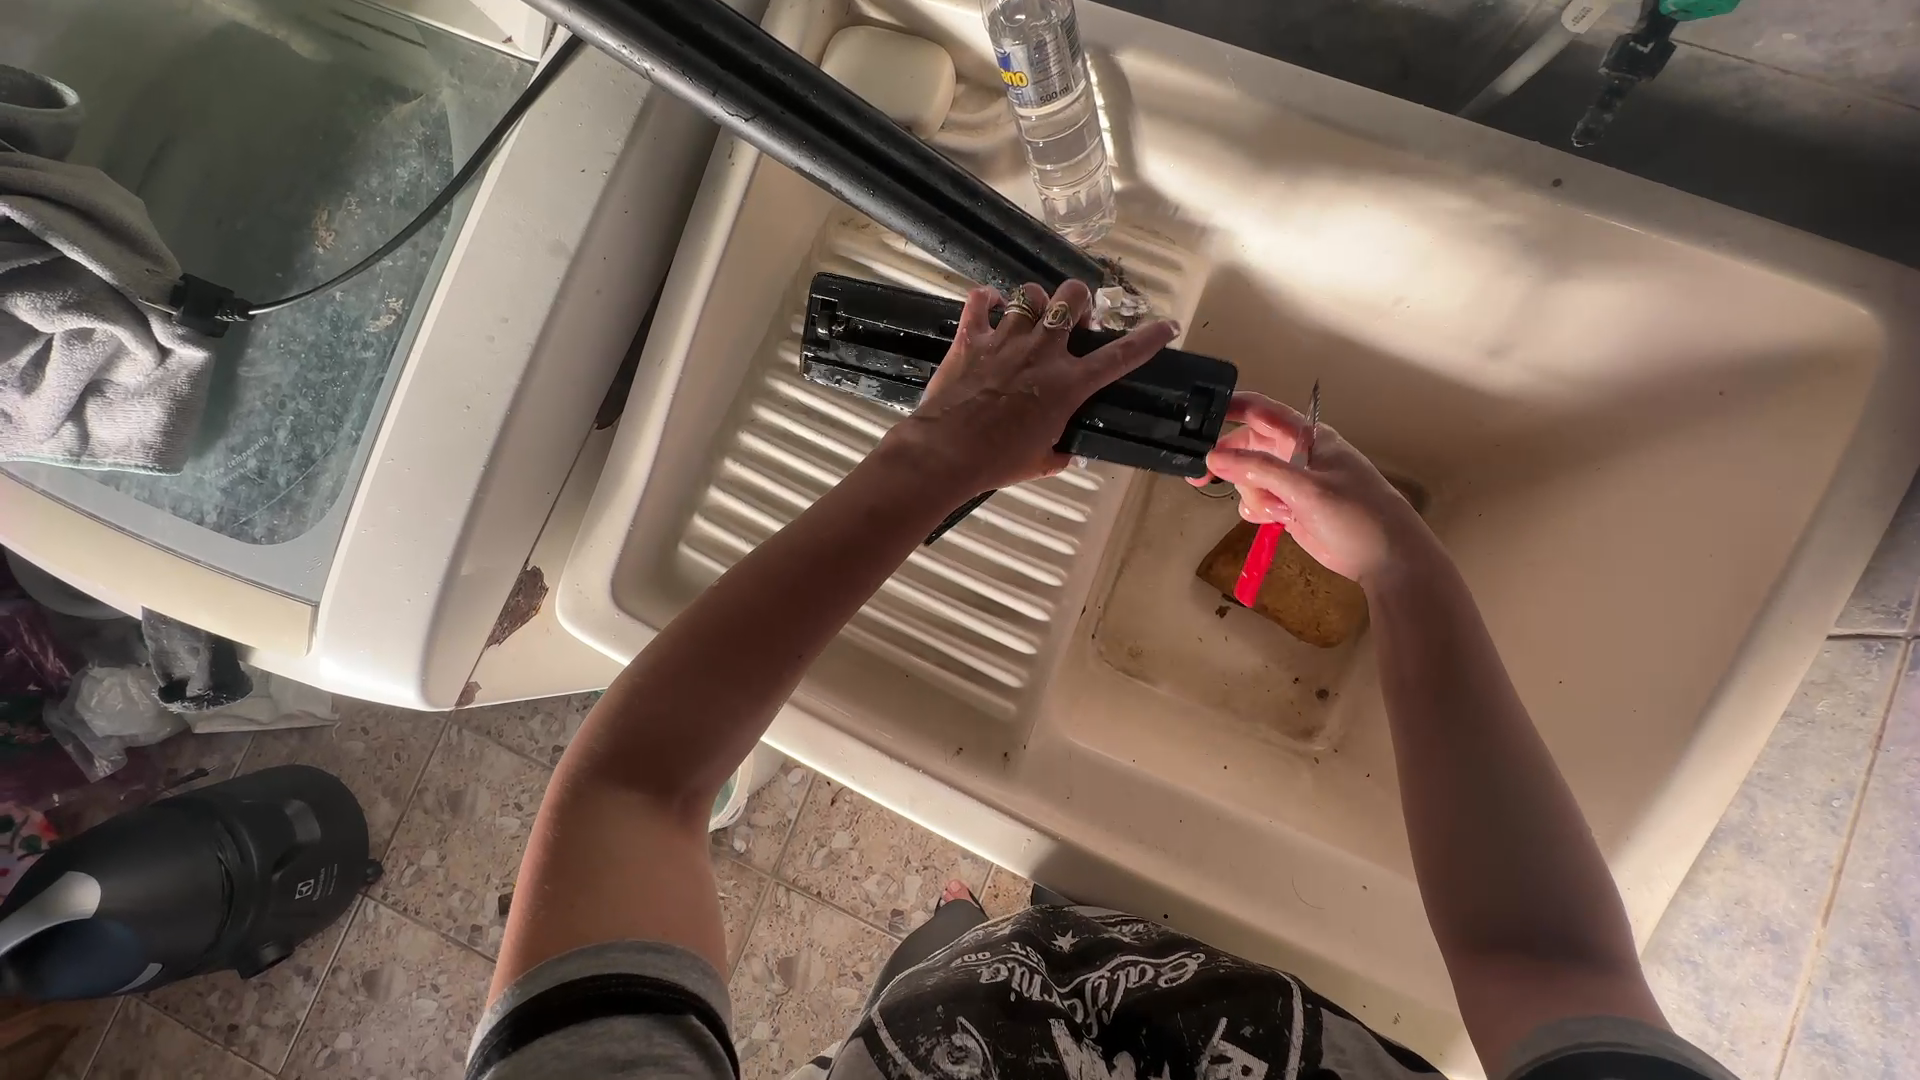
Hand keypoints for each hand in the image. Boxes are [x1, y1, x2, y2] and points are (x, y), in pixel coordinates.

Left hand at [884, 280, 1179, 490]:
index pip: (1121, 355)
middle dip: (1079, 301)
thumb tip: (1064, 452)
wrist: (946, 452)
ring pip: (1030, 294)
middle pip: (1073, 297)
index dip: (1148, 339)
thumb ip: (1059, 451)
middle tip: (1071, 321)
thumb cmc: (996, 462)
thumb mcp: (1041, 462)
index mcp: (1068, 384)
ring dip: (1036, 302)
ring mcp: (1006, 339)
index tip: (1166, 327)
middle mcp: (1043, 351)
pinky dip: (986, 299)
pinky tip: (990, 306)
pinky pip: (980, 301)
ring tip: (1031, 316)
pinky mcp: (972, 338)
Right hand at [1189, 391, 1429, 585]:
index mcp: (1306, 437)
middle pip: (1247, 446)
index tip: (1195, 417)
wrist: (1386, 559)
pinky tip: (1272, 520)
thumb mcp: (1307, 489)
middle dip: (1226, 461)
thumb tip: (1213, 457)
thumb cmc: (1356, 515)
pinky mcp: (1289, 506)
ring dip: (1251, 493)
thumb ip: (1259, 470)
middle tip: (1201, 479)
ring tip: (1274, 511)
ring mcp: (1292, 481)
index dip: (1228, 408)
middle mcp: (1296, 454)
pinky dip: (1257, 509)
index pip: (1260, 411)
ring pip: (1248, 477)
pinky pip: (1257, 500)